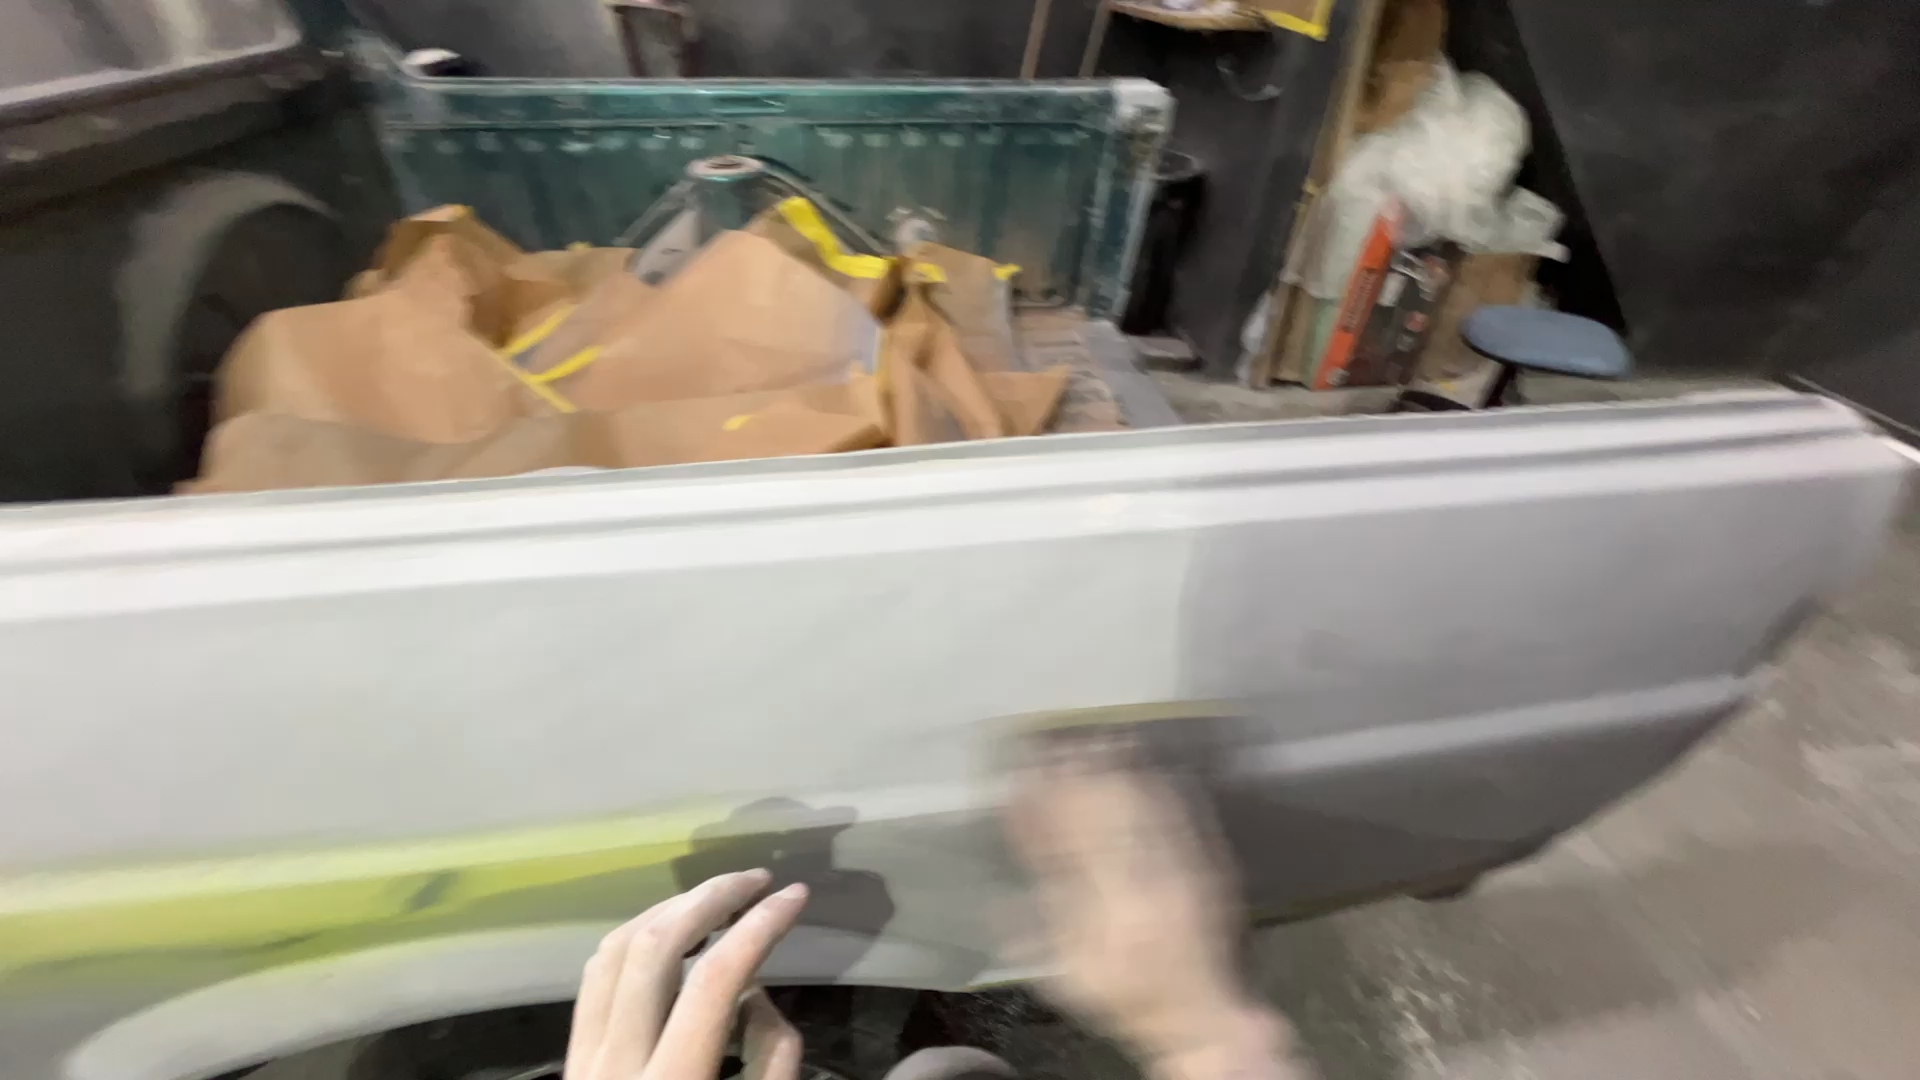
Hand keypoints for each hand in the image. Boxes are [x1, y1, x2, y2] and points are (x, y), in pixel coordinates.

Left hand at [565, 869, 809, 1079]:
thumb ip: (773, 1058)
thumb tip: (758, 988)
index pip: (715, 979)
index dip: (761, 926)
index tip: (798, 896)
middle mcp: (613, 1069)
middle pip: (655, 946)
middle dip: (712, 897)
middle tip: (758, 879)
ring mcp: (581, 1064)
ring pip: (616, 948)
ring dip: (672, 907)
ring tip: (719, 895)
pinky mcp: (571, 1065)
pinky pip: (597, 975)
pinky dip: (638, 935)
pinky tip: (672, 930)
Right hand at [1002, 742, 1298, 1078]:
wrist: (1201, 1018)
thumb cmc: (1126, 997)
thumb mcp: (1068, 978)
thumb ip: (1032, 934)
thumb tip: (995, 897)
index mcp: (1104, 914)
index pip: (1063, 849)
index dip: (1041, 809)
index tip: (1021, 777)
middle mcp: (1141, 888)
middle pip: (1102, 820)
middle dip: (1076, 779)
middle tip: (1056, 744)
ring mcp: (1177, 874)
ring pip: (1141, 811)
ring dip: (1116, 772)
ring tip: (1094, 738)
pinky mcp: (1206, 868)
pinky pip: (1182, 819)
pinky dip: (1160, 786)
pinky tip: (1144, 760)